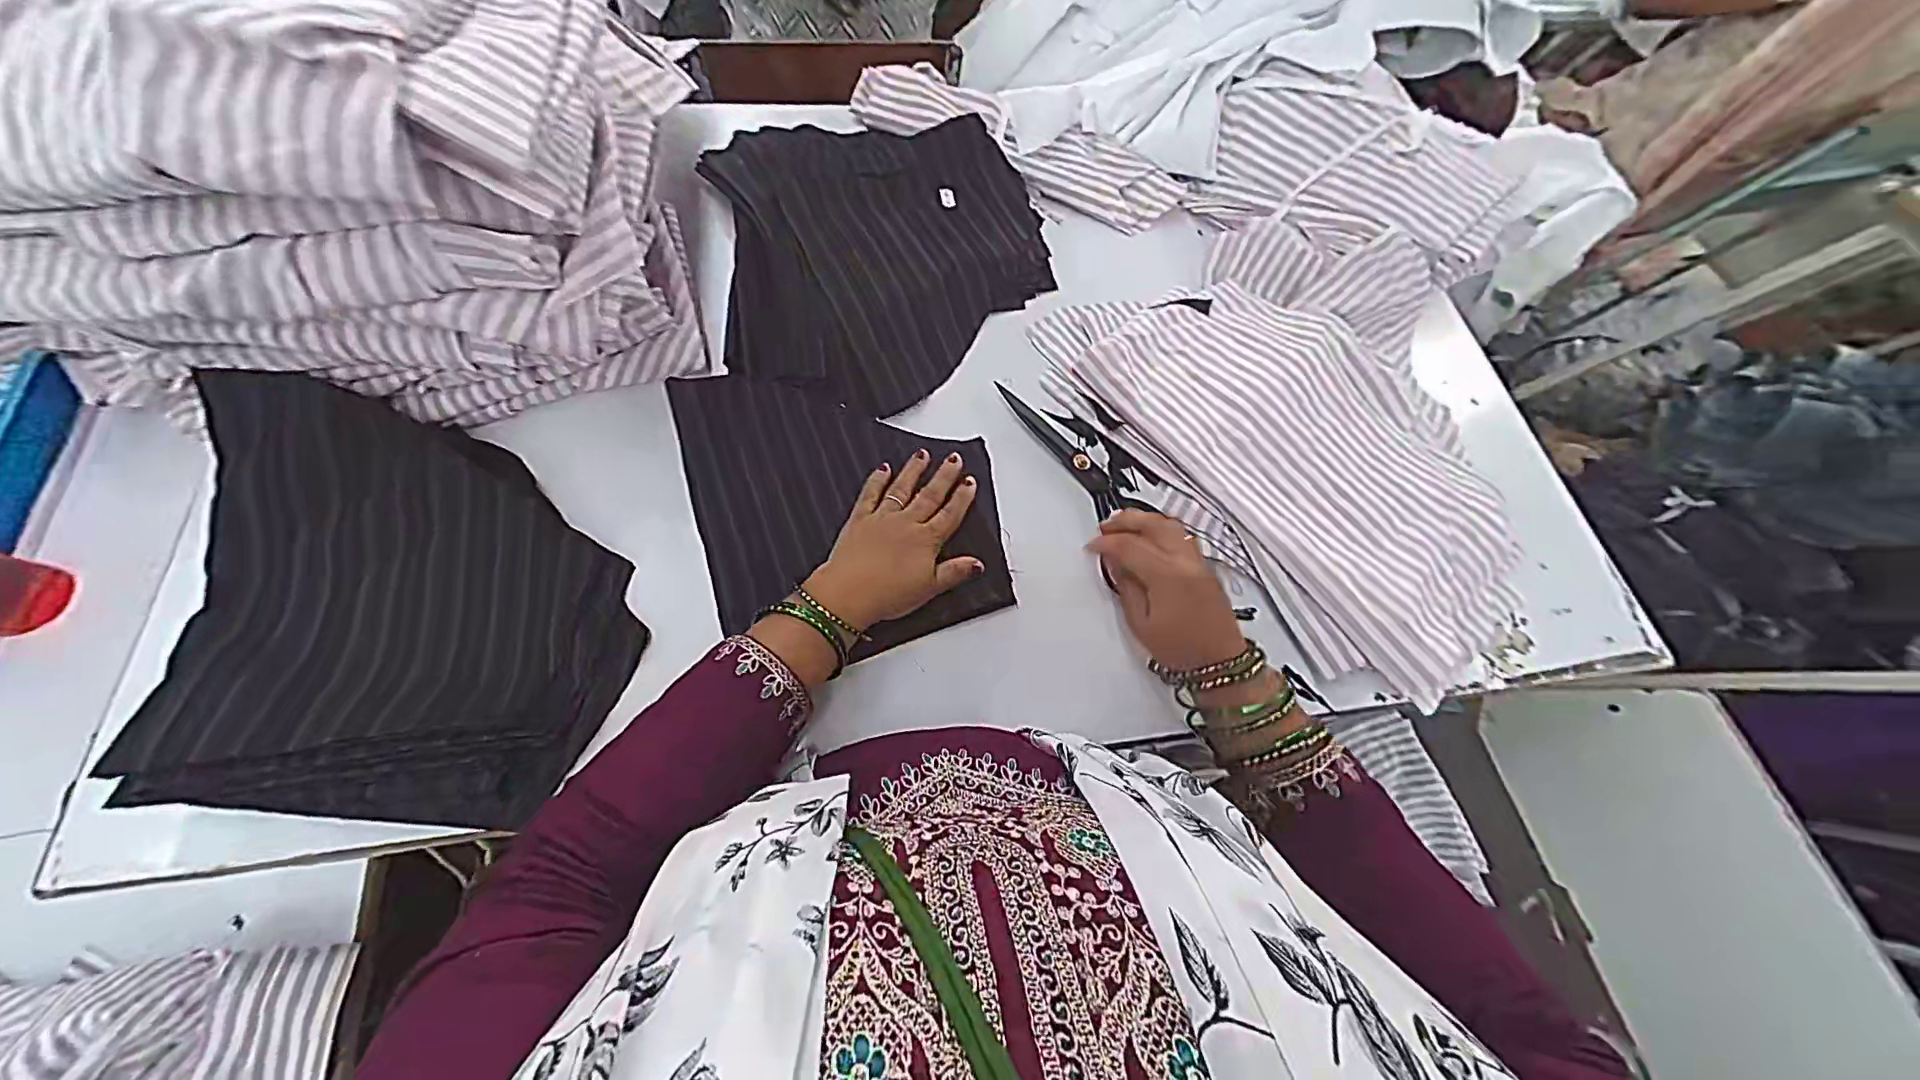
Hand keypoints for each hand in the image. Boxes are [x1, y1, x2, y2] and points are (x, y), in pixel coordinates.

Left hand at [801, 449, 983, 630]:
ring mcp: (882, 519)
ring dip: (914, 470)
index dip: (962, 497)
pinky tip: (883, 469)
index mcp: (925, 540)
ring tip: (923, 455)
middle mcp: (906, 524)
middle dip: (944, 475)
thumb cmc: (887, 594)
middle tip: (954, 459)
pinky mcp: (860, 520)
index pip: (949, 513)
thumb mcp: (929, 588)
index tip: (969, 481)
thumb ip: (954, 572)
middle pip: (930, 495)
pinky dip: (877, 479)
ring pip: (902, 488)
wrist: (848, 594)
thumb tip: (976, 564)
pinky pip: (870, 494)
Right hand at [1086, 510, 1244, 672]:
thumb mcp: (1140, 623)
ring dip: (1145, 521)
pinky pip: (1183, 536)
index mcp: (1167, 576)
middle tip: (1106, 527)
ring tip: (1127, 526)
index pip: (1129, 545)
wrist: (1219, 662)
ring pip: (1171, 525)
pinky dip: (1162, 529)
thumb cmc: (1184, 650)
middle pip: (1153, 524)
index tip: (1094, 546)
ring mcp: (1199, 563)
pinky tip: (1151, 536)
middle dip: (1125, 520)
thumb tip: (1115, 564)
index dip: (1106, 542)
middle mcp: (1186, 563)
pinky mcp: (1206, 568)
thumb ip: (1125, 587)